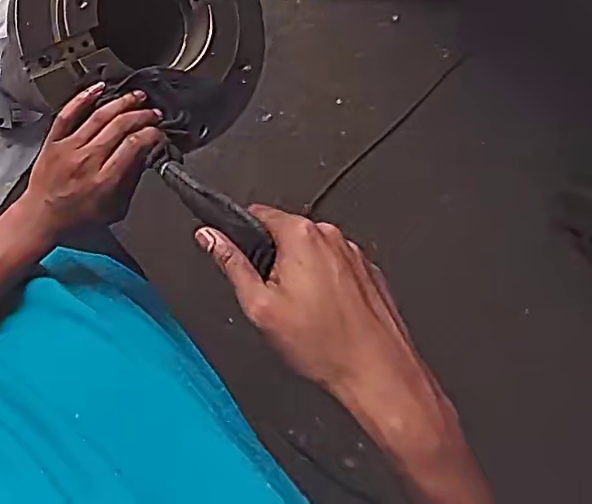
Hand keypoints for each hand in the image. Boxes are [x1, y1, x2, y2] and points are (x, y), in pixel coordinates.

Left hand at [9, 83, 164, 240]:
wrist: (40, 218)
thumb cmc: (75, 218)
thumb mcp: (113, 209)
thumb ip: (129, 181)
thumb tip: (144, 156)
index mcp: (104, 181)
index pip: (134, 145)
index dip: (151, 133)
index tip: (158, 132)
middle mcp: (86, 161)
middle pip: (120, 126)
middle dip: (142, 116)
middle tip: (153, 113)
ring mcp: (68, 148)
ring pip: (99, 116)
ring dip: (122, 103)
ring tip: (136, 97)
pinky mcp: (53, 141)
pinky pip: (68, 114)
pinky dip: (83, 98)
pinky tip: (98, 88)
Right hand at [197, 206, 489, 501]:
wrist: (382, 379)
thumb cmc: (325, 347)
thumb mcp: (259, 306)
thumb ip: (230, 263)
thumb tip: (209, 236)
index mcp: (300, 234)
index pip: (257, 212)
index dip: (244, 238)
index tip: (246, 262)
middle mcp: (330, 236)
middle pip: (285, 233)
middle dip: (275, 260)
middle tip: (277, 299)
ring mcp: (353, 254)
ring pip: (311, 252)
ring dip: (303, 273)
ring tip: (307, 314)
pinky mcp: (369, 273)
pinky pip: (336, 268)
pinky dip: (328, 285)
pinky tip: (328, 317)